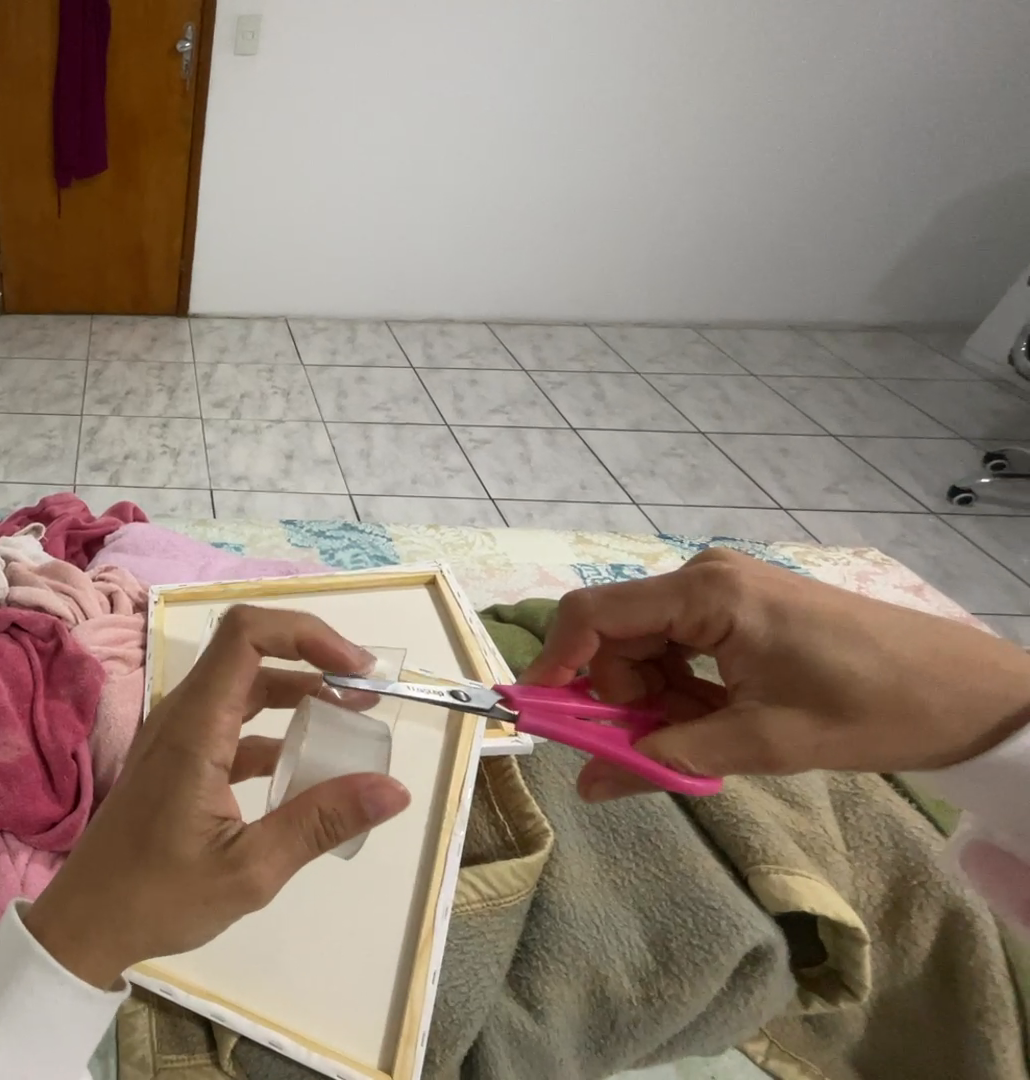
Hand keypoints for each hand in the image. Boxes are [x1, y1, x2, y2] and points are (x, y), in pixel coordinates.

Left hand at [24, 605, 411, 986]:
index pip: (246, 634)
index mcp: (194, 725)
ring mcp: (177, 732)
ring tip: (352, 717)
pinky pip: (231, 723)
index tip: (356, 668)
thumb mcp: (251, 868)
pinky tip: (308, 764)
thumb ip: (320, 821)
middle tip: (367, 692)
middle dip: (312, 657)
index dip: (305, 632)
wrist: (90, 917)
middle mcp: (182, 713)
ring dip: (296, 691)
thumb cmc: (160, 895)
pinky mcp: (178, 756)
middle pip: (248, 650)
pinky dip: (274, 730)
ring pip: (242, 685)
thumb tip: (393, 788)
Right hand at [524, 548, 1029, 800]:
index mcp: (706, 593)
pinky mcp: (734, 601)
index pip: (592, 615)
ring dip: (651, 692)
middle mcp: (701, 576)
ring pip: (640, 641)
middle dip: (619, 691)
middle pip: (615, 632)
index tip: (545, 712)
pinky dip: (676, 682)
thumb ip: (664, 760)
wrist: (988, 696)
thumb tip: (585, 788)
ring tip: (701, 731)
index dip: (557, 662)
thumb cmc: (878, 710)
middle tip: (651, 740)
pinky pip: (672, 640)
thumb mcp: (765, 743)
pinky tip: (713, 710)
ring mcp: (718, 586)